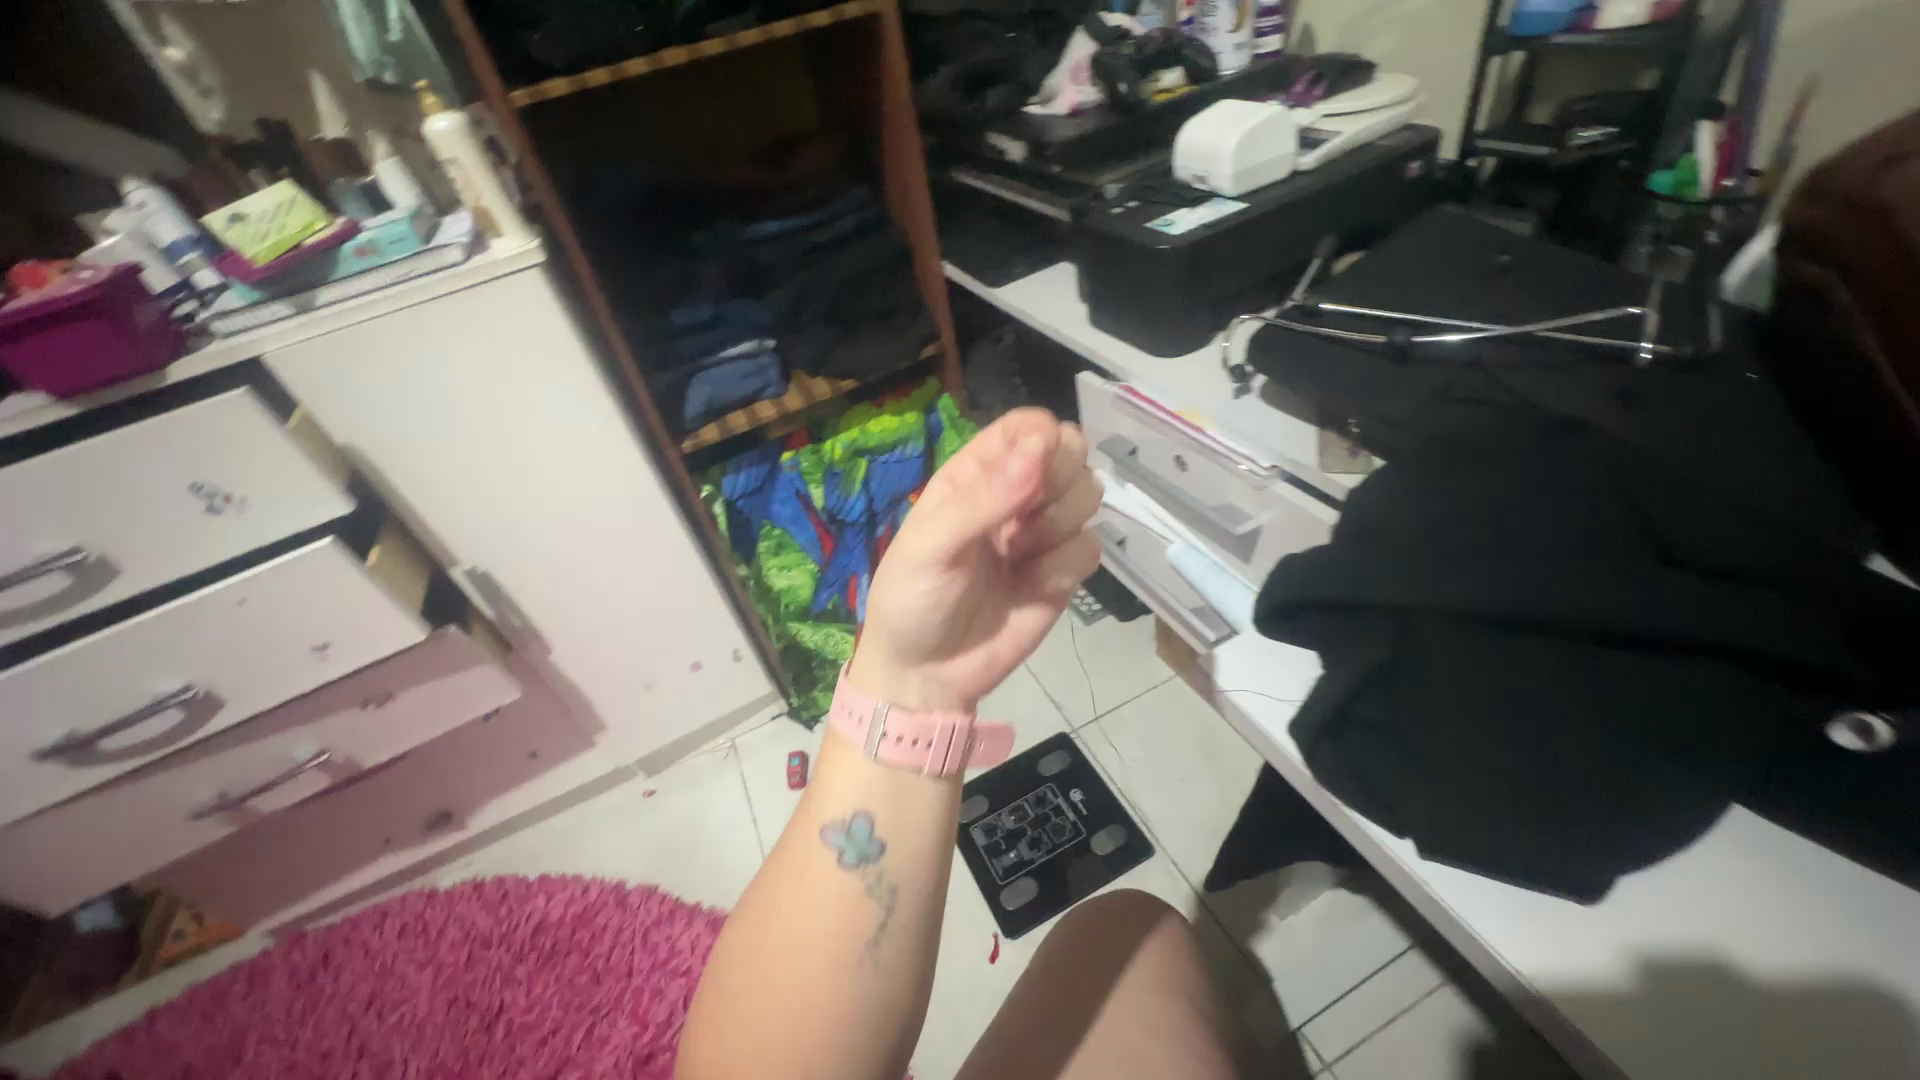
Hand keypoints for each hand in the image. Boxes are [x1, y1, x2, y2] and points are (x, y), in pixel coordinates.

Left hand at [849, 408, 1102, 714]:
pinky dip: (1066, 566)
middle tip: (1025, 519)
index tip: (1038, 465)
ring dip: (1060, 524)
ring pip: (1088, 495)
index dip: (1043, 437)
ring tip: (1020, 557)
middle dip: (1059, 481)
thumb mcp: (932, 545)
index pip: (1026, 427)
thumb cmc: (913, 600)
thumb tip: (1042, 446)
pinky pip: (1091, 547)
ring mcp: (1041, 534)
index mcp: (974, 475)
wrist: (927, 675)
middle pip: (1070, 452)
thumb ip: (984, 498)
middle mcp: (1014, 496)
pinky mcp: (1062, 573)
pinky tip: (1034, 587)